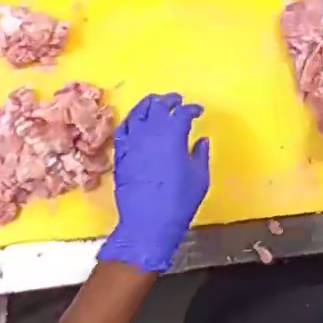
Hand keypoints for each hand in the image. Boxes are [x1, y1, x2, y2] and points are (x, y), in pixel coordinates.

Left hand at [98, 92, 211, 272]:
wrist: (147, 222)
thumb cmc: (179, 201)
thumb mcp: (199, 178)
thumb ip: (200, 155)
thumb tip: (201, 140)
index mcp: (173, 135)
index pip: (182, 112)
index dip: (192, 109)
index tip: (198, 110)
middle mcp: (150, 132)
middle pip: (158, 106)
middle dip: (169, 100)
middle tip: (177, 99)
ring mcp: (132, 142)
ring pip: (137, 113)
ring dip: (148, 105)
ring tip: (156, 103)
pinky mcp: (120, 154)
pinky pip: (123, 129)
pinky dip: (132, 120)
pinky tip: (136, 122)